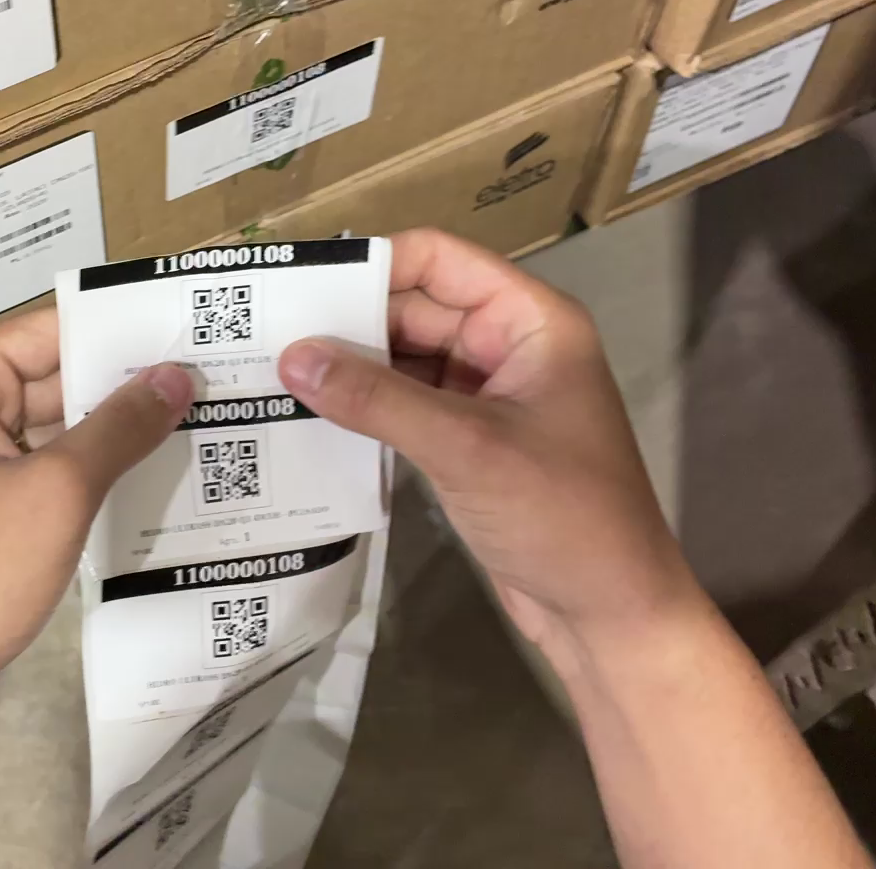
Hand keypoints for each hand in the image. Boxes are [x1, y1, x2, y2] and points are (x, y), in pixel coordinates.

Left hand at [0, 309, 194, 701]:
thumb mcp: (56, 492)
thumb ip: (119, 428)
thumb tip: (176, 376)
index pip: (47, 332)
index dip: (116, 331)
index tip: (184, 330)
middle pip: (47, 378)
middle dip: (120, 384)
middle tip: (203, 378)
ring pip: (45, 427)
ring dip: (106, 429)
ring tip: (189, 418)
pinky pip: (34, 467)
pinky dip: (80, 469)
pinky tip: (141, 472)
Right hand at [276, 229, 703, 646]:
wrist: (607, 616)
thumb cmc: (561, 516)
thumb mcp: (466, 447)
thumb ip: (376, 399)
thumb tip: (290, 357)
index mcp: (527, 320)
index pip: (438, 259)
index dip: (372, 262)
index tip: (301, 284)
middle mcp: (501, 345)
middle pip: (410, 307)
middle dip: (345, 319)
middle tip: (268, 331)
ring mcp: (479, 392)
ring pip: (399, 356)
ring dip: (346, 363)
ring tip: (273, 366)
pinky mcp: (458, 435)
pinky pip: (398, 400)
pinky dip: (359, 402)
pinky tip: (307, 409)